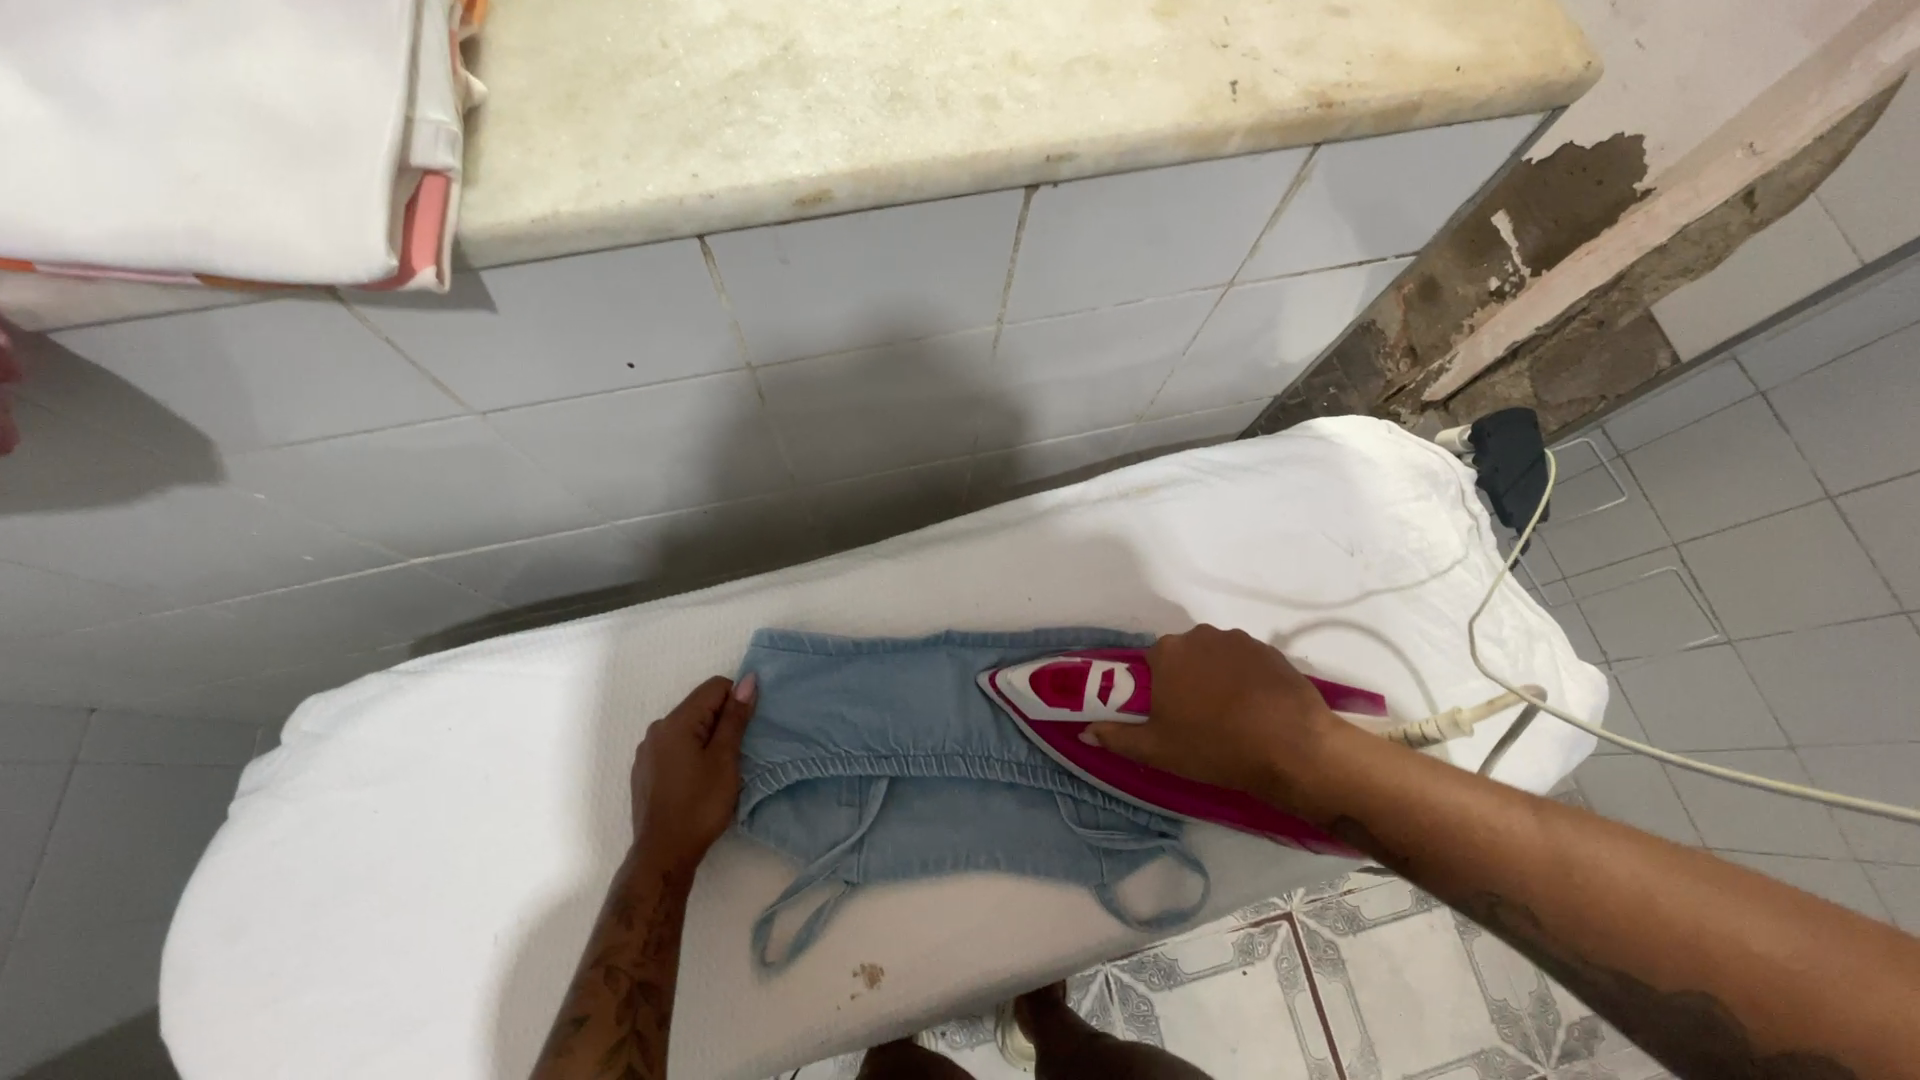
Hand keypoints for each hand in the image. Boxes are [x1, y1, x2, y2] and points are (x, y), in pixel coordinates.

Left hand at [630, 673, 757, 874]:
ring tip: (718, 770)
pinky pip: (674, 748)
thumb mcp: (725, 759)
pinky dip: (691, 754)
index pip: (714, 687)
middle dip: (721, 722)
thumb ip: (735, 718)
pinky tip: (697, 782)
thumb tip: (748, 680)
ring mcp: (647, 752)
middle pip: (699, 707)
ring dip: (707, 739)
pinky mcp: (644, 771)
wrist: (663, 854)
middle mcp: (656, 730)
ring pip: (687, 729)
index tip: (746, 731)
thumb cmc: (699, 805)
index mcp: (675, 722)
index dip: (736, 702)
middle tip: (736, 754)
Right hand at [1085, 625, 1346, 816]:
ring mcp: (1239, 640)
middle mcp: (1200, 636)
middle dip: (1186, 682)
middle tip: (1196, 721)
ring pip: (1216, 659)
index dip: (1155, 690)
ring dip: (1216, 680)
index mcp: (1167, 652)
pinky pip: (1247, 664)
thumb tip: (1086, 730)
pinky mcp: (1271, 651)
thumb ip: (1116, 736)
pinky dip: (1246, 682)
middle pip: (1184, 657)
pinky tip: (1255, 711)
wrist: (1292, 747)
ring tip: (1231, 718)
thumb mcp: (1156, 750)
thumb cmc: (1214, 746)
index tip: (1166, 716)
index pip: (1150, 664)